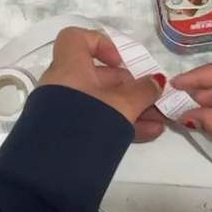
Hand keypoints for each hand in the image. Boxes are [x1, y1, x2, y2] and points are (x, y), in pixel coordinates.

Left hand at [37, 27, 166, 142]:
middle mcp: (63, 85)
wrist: (52, 172)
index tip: (121, 62)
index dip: (101, 44)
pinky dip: (120, 123)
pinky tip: (148, 134)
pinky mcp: (67, 134)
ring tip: (159, 121)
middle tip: (154, 101)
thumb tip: (157, 81)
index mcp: (69, 67)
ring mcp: (64, 111)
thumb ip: (143, 91)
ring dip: (132, 108)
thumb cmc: (88, 123)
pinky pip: (97, 120)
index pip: (76, 38)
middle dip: (131, 87)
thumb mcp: (123, 105)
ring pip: (101, 101)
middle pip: (98, 75)